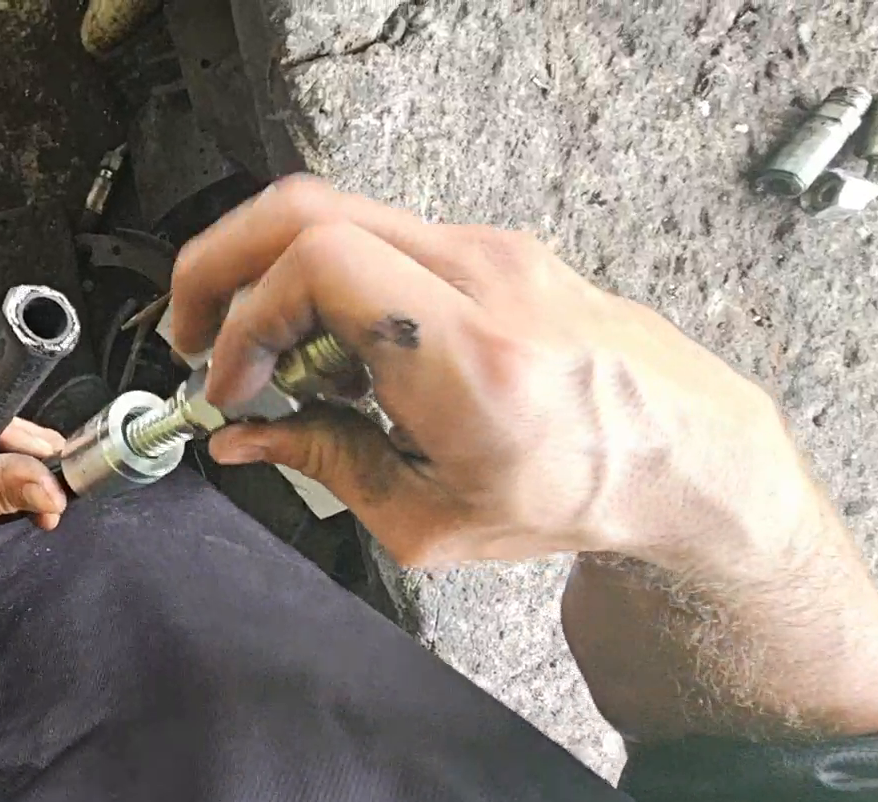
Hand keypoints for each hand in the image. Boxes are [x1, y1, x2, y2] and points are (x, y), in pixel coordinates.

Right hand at [171, 176, 812, 577]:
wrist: (685, 456)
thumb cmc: (572, 494)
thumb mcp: (424, 516)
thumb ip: (320, 463)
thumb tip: (241, 438)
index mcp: (465, 354)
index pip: (315, 266)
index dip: (242, 324)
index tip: (228, 388)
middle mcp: (479, 275)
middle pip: (304, 210)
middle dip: (216, 267)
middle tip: (191, 331)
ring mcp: (485, 249)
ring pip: (328, 213)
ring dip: (260, 275)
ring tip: (257, 354)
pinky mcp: (484, 250)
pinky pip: (367, 236)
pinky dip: (309, 281)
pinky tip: (318, 349)